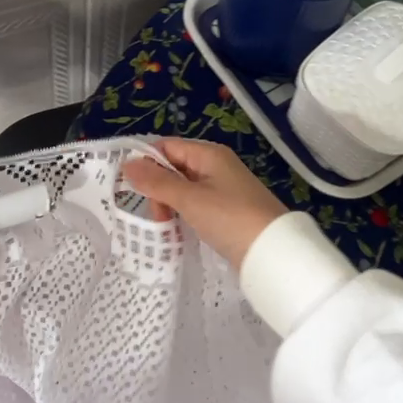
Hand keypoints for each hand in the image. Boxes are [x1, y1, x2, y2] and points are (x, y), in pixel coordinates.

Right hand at [122, 139, 288, 269]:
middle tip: (158, 217)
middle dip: (158, 188)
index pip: (166, 147)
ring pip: (184, 188)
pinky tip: (182, 230)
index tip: (134, 190)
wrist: (275, 255)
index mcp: (208, 154)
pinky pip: (196, 204)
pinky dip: (185, 214)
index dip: (147, 163)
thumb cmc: (230, 219)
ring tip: (167, 227)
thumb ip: (157, 182)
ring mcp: (223, 188)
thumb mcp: (190, 200)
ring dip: (170, 204)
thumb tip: (127, 164)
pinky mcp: (229, 210)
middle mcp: (216, 165)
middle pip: (174, 167)